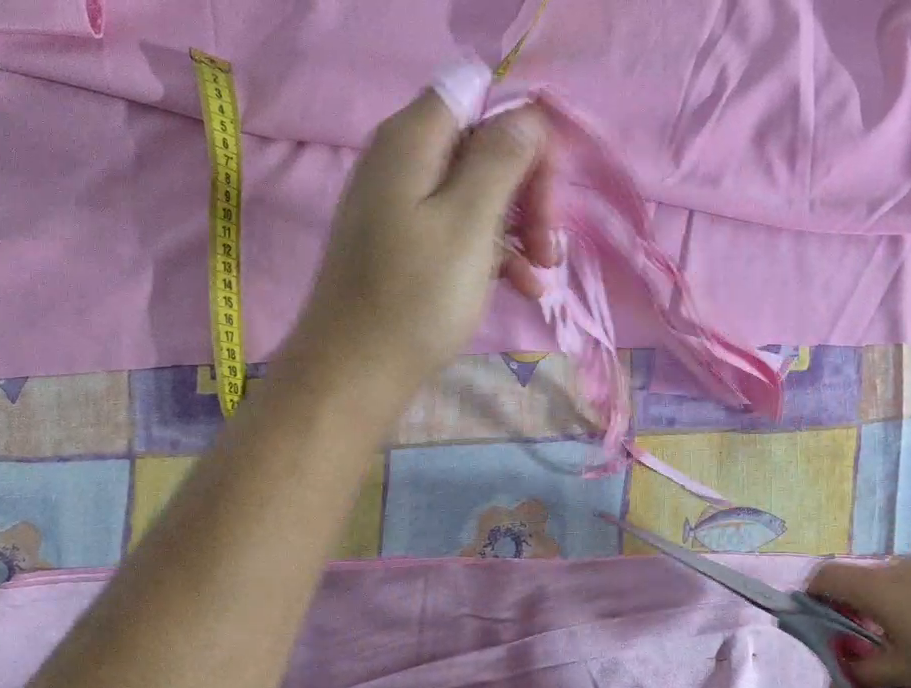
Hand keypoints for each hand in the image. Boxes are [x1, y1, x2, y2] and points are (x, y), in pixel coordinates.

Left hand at [280, 64, 557, 404]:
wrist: (359, 368)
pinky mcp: (411, 242)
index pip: (478, 95)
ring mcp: (406, 203)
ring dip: (522, 227)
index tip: (551, 183)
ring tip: (544, 273)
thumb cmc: (418, 296)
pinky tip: (525, 289)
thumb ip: (500, 161)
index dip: (523, 131)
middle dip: (528, 190)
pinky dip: (499, 253)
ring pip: (481, 192)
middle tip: (550, 241)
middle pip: (485, 146)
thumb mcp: (469, 224)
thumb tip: (527, 115)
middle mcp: (405, 159)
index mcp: (413, 140)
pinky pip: (465, 229)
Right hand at [808, 557, 910, 687]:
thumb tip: (835, 685)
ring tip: (903, 651)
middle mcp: (900, 566)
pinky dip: (909, 607)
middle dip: (848, 616)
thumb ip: (863, 676)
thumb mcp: (905, 671)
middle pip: (858, 582)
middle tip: (861, 654)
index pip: (825, 577)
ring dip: (880, 613)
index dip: (810, 599)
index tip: (817, 631)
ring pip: (890, 586)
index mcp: (879, 586)